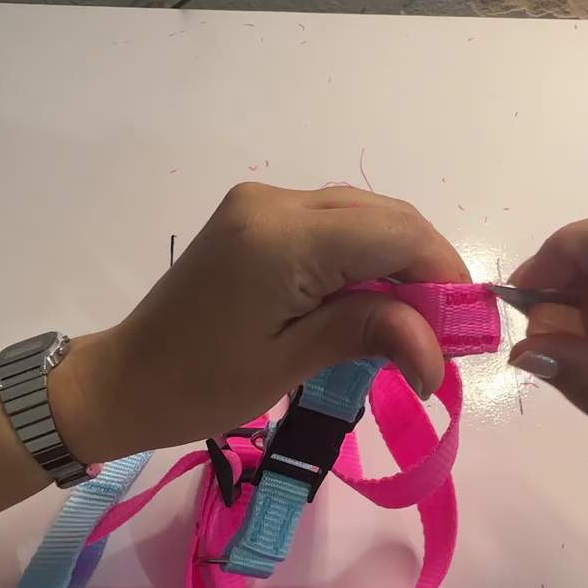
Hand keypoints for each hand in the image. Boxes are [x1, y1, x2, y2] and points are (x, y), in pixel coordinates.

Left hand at [51, 183, 470, 462]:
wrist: (126, 379)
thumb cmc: (201, 386)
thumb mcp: (291, 364)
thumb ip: (369, 334)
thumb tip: (441, 353)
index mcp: (282, 237)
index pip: (393, 232)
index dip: (441, 273)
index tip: (460, 329)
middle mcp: (275, 202)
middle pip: (383, 216)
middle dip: (424, 270)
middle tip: (437, 335)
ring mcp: (262, 203)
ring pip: (362, 216)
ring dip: (396, 263)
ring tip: (408, 324)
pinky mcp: (255, 217)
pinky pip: (332, 224)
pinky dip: (363, 258)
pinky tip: (369, 301)